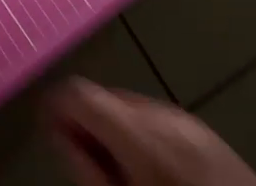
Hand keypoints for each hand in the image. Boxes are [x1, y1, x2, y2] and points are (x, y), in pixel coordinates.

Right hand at [44, 79, 255, 185]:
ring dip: (117, 128)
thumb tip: (58, 133)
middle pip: (104, 96)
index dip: (56, 104)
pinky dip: (144, 133)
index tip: (50, 127)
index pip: (76, 88)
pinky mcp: (205, 129)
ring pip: (130, 105)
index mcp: (136, 130)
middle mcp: (160, 112)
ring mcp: (187, 118)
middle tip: (89, 159)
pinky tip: (154, 168)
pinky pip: (158, 117)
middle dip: (89, 122)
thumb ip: (82, 163)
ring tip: (124, 167)